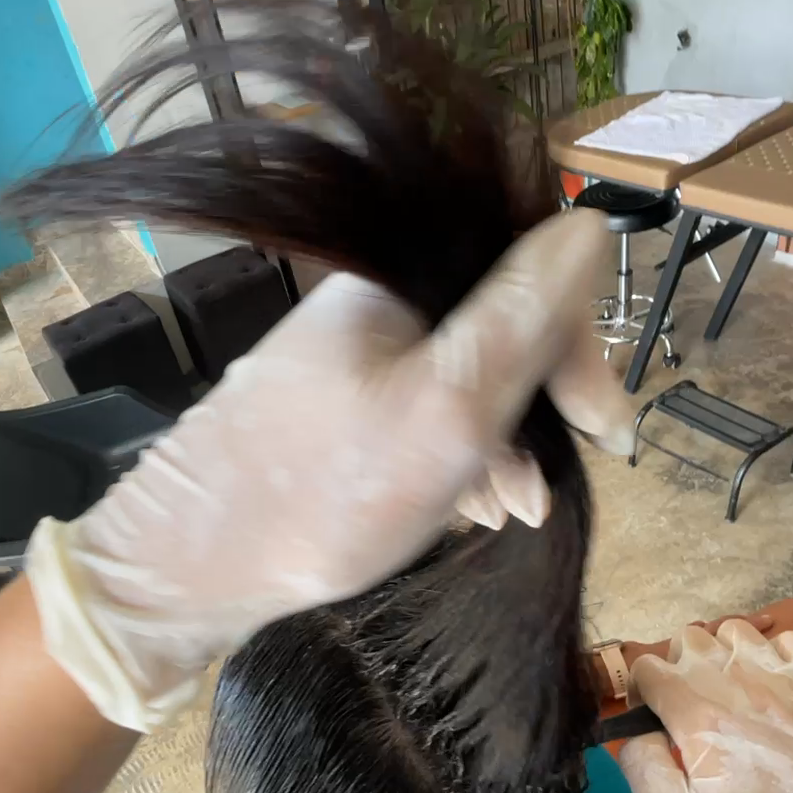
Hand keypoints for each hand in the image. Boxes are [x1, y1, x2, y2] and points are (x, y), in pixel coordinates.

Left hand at [27, 210, 633, 729]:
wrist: (191, 568)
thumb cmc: (324, 494)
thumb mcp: (445, 409)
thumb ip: (520, 318)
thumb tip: (587, 224)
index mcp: (400, 279)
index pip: (526, 280)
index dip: (576, 353)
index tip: (602, 434)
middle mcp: (374, 302)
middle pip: (494, 333)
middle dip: (537, 411)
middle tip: (553, 490)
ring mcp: (351, 355)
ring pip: (460, 382)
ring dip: (500, 444)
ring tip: (511, 513)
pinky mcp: (336, 404)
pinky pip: (419, 414)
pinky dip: (454, 456)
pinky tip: (468, 507)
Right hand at [616, 619, 792, 792]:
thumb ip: (640, 764)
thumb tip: (637, 730)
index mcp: (692, 713)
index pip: (647, 667)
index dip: (643, 691)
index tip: (655, 717)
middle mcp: (732, 683)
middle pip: (688, 638)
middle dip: (679, 666)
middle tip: (693, 706)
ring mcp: (780, 680)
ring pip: (735, 630)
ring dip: (725, 654)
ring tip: (735, 691)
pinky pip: (791, 641)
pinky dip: (777, 655)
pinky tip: (777, 686)